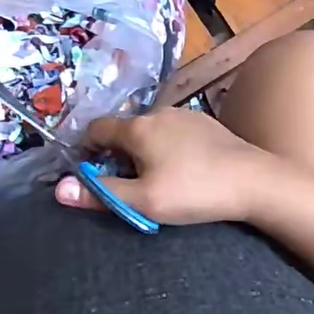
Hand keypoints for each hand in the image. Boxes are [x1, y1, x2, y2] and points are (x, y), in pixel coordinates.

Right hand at [52, 109, 276, 224]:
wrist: (253, 180)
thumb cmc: (194, 191)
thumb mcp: (143, 201)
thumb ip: (101, 193)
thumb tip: (60, 188)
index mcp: (138, 127)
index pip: (97, 129)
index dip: (87, 151)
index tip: (93, 175)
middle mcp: (159, 112)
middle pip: (125, 130)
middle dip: (118, 155)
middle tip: (129, 186)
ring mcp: (186, 115)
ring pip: (151, 131)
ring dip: (145, 152)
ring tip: (157, 182)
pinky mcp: (206, 123)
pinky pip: (174, 133)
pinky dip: (168, 149)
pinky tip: (184, 171)